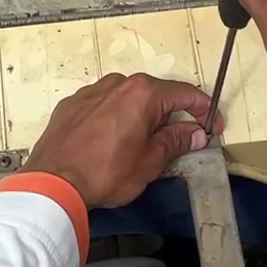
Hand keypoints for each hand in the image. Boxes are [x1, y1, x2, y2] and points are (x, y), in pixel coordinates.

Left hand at [25, 73, 216, 207]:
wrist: (53, 183)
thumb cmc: (106, 173)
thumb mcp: (151, 161)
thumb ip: (176, 141)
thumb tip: (196, 133)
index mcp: (143, 93)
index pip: (185, 94)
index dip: (204, 111)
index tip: (213, 127)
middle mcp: (117, 83)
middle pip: (154, 94)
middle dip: (170, 115)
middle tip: (179, 140)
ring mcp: (90, 92)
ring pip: (126, 99)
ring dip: (140, 117)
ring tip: (141, 144)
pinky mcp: (70, 105)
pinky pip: (102, 107)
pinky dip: (114, 119)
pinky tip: (111, 142)